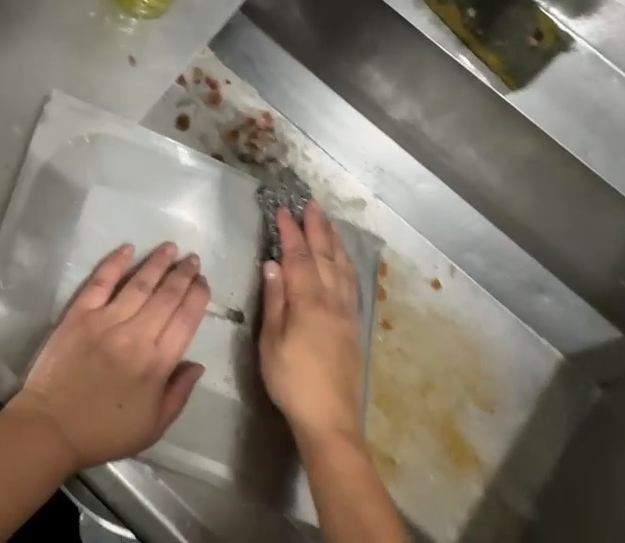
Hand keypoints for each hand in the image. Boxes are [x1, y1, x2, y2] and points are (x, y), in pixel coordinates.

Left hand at [7, 242, 210, 469]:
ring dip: (157, 263)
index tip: (203, 281)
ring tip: (171, 247)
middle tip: (193, 259)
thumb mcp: (154, 425)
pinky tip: (129, 248)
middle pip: (166, 296)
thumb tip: (197, 364)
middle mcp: (135, 336)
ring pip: (138, 284)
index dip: (197, 296)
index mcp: (157, 364)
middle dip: (182, 274)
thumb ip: (179, 392)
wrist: (52, 426)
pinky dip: (115, 262)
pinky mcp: (78, 314)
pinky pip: (100, 282)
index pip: (185, 319)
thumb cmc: (105, 431)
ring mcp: (105, 321)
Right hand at [259, 201, 365, 445]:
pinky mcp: (354, 327)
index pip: (298, 258)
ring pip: (342, 268)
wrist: (330, 420)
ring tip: (328, 222)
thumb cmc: (291, 381)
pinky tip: (342, 260)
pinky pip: (351, 284)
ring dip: (334, 242)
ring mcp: (346, 314)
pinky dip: (345, 264)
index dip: (290, 232)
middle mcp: (331, 302)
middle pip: (324, 257)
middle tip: (310, 204)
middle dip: (316, 229)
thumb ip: (275, 300)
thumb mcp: (271, 342)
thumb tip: (273, 264)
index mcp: (308, 303)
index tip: (282, 209)